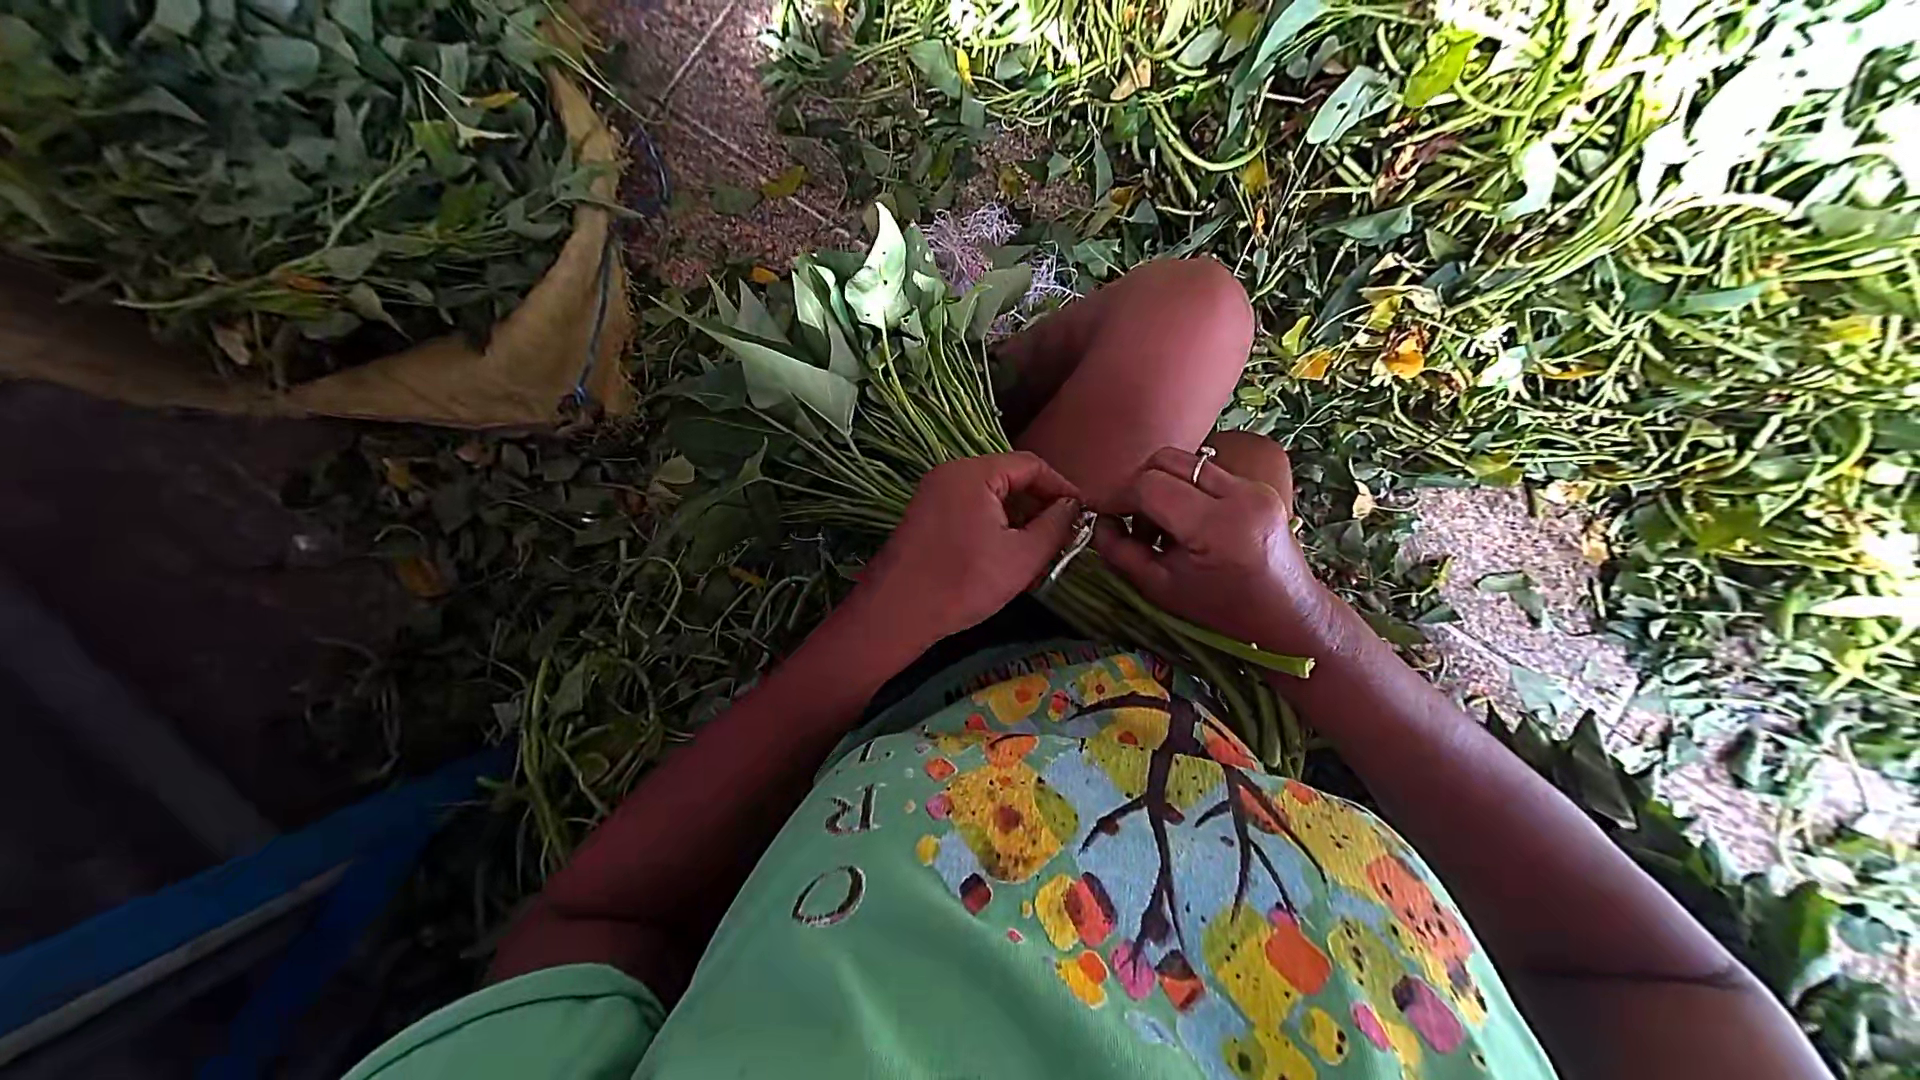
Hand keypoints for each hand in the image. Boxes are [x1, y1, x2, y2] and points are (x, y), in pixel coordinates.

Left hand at [858, 452, 1082, 646]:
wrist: (896, 613)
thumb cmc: (964, 583)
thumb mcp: (1022, 556)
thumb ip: (1055, 526)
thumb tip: (1073, 508)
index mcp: (974, 473)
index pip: (1031, 465)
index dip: (1062, 488)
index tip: (1082, 515)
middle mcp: (950, 474)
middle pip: (1009, 479)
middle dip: (1039, 508)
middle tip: (1061, 540)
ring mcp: (933, 494)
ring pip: (990, 498)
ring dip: (1017, 522)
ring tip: (1036, 557)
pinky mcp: (925, 516)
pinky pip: (970, 511)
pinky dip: (993, 528)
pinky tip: (1005, 559)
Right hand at [1094, 446, 1343, 660]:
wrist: (1288, 616)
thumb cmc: (1220, 612)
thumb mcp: (1160, 588)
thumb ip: (1120, 551)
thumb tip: (1099, 522)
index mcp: (1217, 526)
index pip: (1150, 486)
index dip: (1119, 498)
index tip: (1106, 518)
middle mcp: (1240, 495)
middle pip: (1166, 461)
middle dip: (1139, 486)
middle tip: (1131, 521)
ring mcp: (1253, 486)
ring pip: (1185, 461)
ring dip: (1161, 485)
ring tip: (1158, 526)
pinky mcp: (1257, 485)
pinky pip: (1205, 472)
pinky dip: (1183, 490)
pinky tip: (1183, 523)